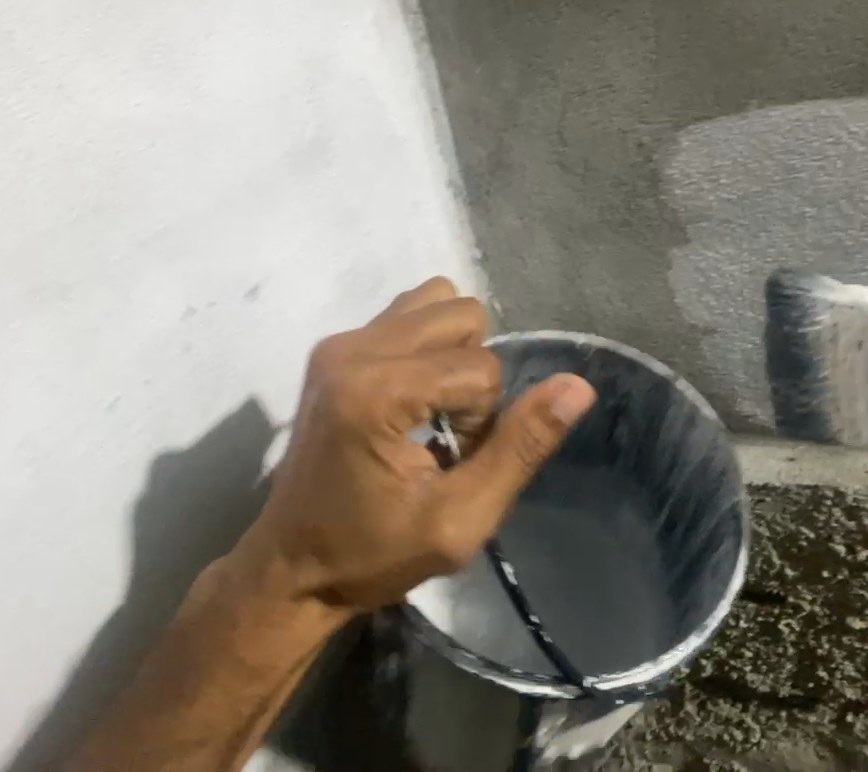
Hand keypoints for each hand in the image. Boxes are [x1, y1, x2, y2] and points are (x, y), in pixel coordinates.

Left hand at [240, 276, 596, 614]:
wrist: (289, 567)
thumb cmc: (373, 553)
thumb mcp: (461, 520)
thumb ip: (521, 448)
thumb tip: (578, 385)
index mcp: (376, 392)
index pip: (480, 367)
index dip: (485, 420)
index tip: (452, 464)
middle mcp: (353, 348)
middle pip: (464, 316)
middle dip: (473, 376)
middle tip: (446, 434)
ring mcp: (340, 340)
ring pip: (439, 301)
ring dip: (455, 352)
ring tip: (431, 409)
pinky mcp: (335, 344)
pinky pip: (410, 310)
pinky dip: (429, 344)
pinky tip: (413, 393)